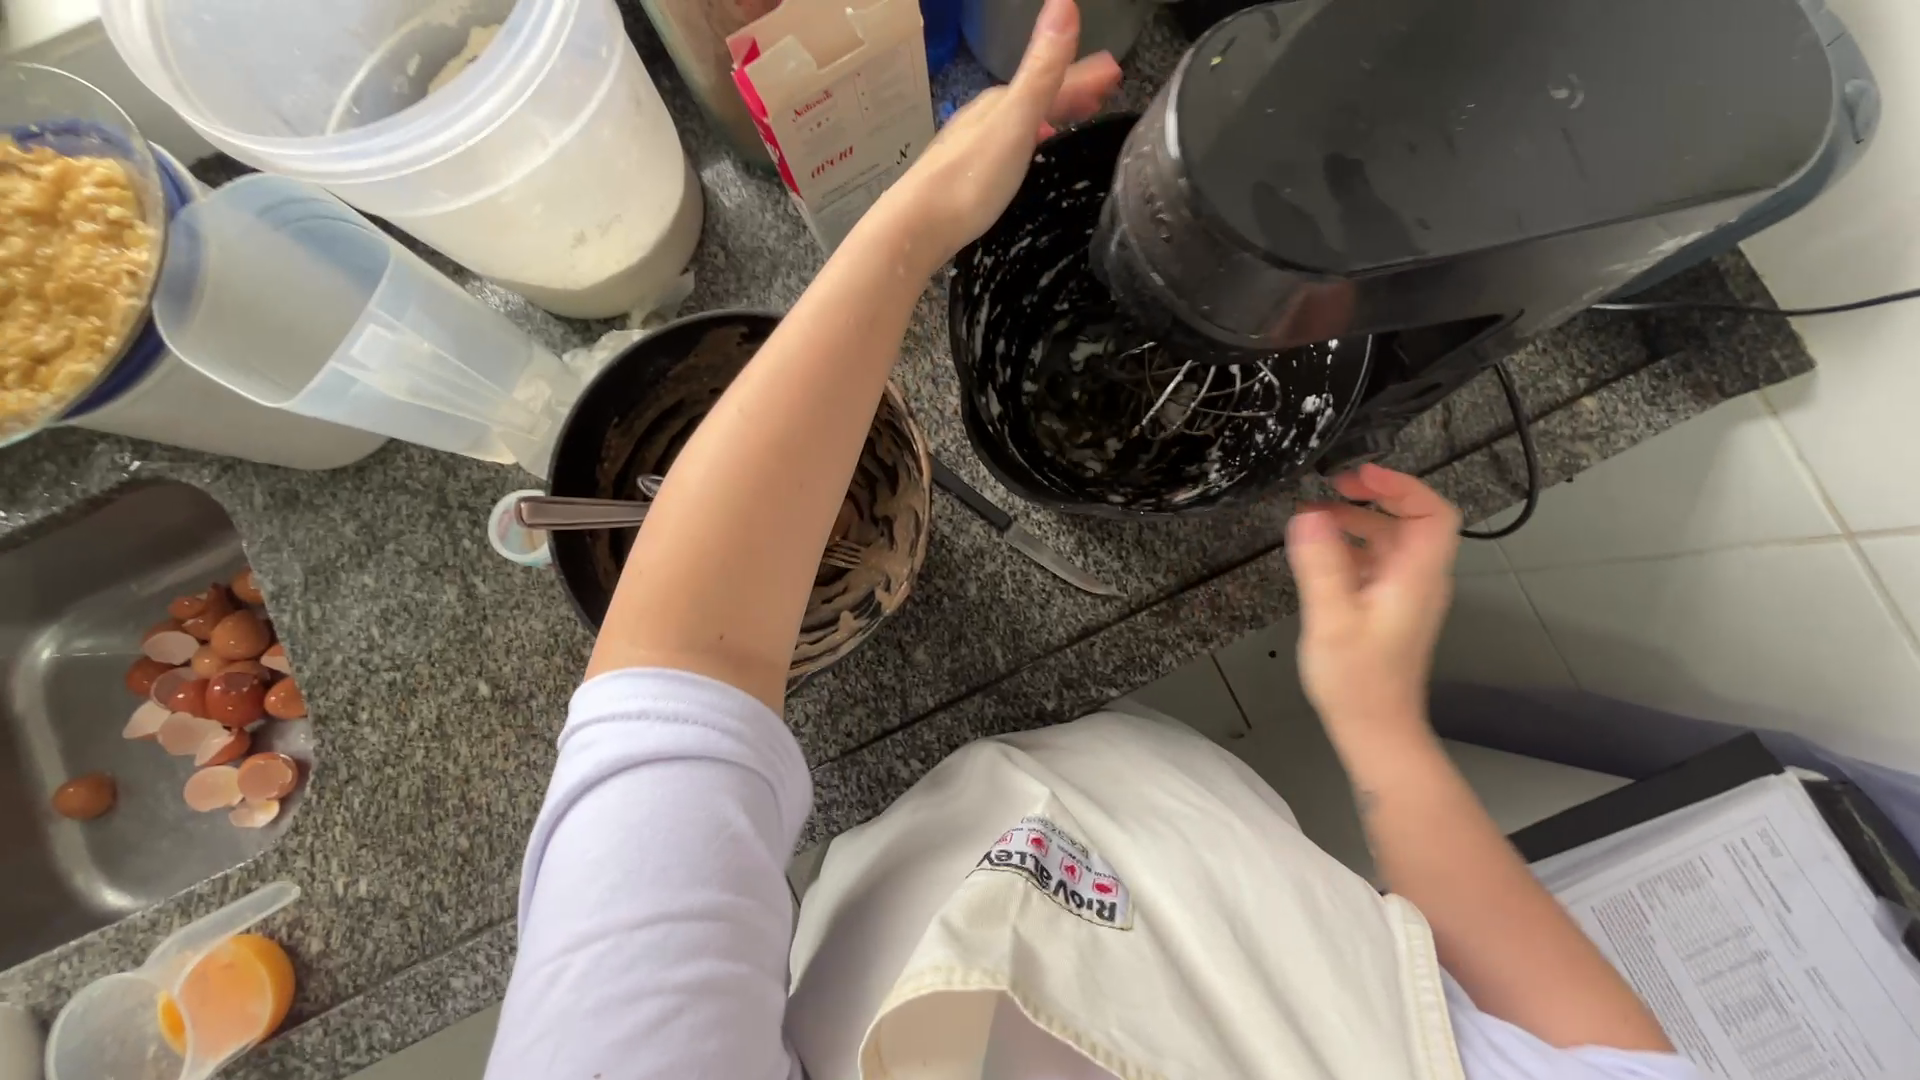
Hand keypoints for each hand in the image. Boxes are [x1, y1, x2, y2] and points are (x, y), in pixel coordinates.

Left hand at [882, 0, 1121, 259]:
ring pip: (1017, 123)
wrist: (917, 227)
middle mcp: (983, 119)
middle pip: (1033, 98)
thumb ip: (1040, 70)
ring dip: (1047, 118)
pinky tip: (1023, 158)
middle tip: (1101, 96)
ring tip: (1067, 124)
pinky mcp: (962, 180)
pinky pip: (1004, 149)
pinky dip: (1024, 144)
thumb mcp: (1013, 121)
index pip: (1052, 79)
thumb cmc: (970, 180)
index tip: (1115, 73)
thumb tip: (1063, 2)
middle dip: (1067, 94)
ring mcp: (969, 148)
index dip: (1084, 76)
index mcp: (999, 103)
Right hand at [1285, 465, 1461, 744]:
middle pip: (1409, 521)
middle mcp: (1418, 579)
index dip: (1400, 486)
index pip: (1433, 514)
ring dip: (1353, 522)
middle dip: (1370, 498)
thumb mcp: (1331, 619)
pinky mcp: (1387, 607)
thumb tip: (1306, 516)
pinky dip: (1348, 548)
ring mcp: (1404, 594)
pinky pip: (1374, 563)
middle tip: (1325, 490)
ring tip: (1309, 518)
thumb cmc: (1357, 679)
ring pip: (1388, 541)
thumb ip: (1320, 565)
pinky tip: (1316, 553)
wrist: (1374, 727)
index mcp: (1416, 577)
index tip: (1357, 477)